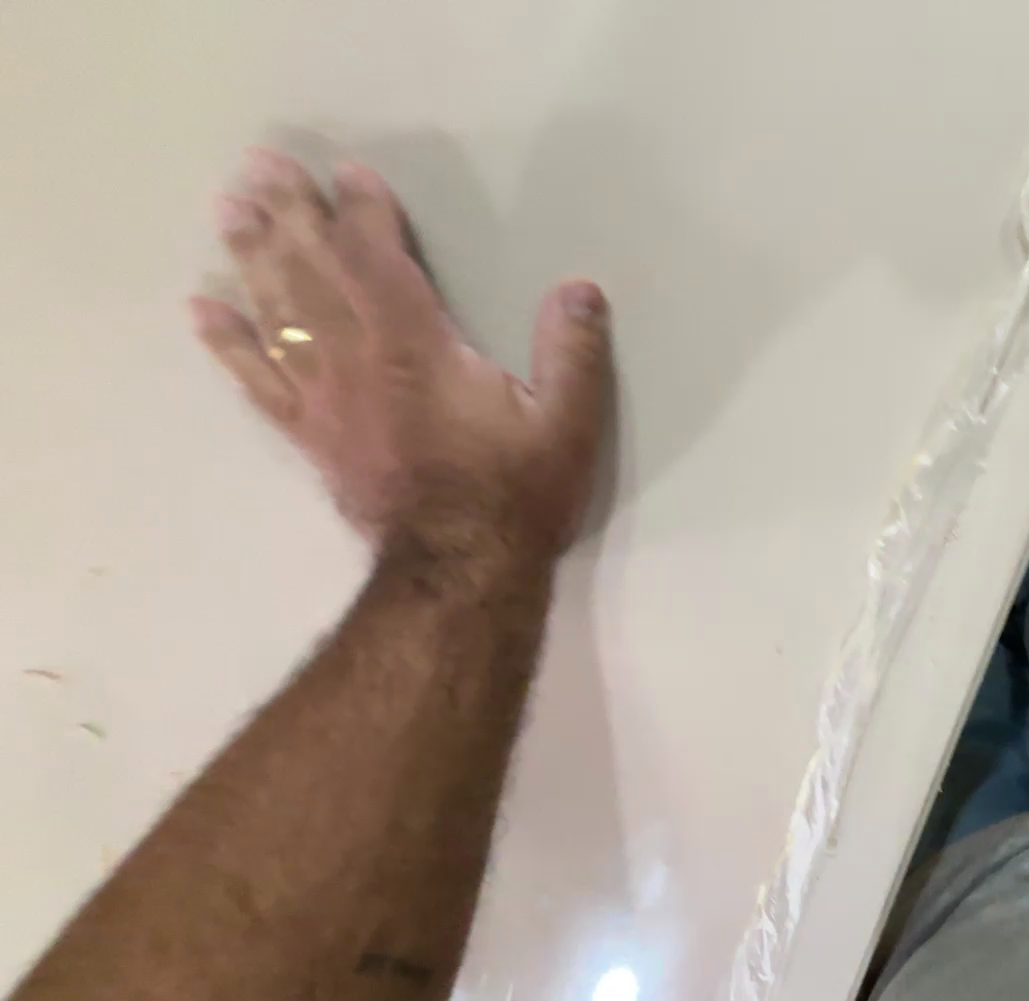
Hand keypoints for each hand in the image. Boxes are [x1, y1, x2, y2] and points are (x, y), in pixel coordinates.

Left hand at [189, 149, 611, 562]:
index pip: (380, 264)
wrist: (464, 566)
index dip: (365, 215)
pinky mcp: (314, 435)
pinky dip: (229, 343)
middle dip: (289, 216)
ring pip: (278, 314)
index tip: (351, 175)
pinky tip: (205, 309)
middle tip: (263, 164)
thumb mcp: (570, 424)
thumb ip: (574, 354)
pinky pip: (259, 381)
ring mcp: (328, 400)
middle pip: (313, 276)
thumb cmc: (519, 493)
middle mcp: (361, 363)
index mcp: (421, 352)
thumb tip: (582, 289)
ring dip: (251, 256)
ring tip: (230, 207)